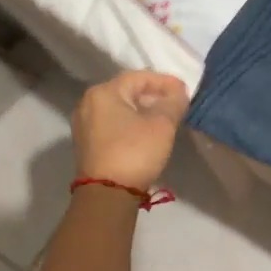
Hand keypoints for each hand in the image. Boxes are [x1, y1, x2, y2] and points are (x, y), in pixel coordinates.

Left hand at [71, 71, 189, 190]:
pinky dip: (131, 122)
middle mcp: (88, 103)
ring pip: (120, 108)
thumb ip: (173, 103)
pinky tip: (147, 131)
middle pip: (127, 91)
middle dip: (154, 95)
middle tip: (176, 103)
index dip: (164, 81)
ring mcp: (84, 123)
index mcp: (104, 92)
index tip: (185, 89)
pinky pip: (113, 122)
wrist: (108, 193)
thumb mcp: (162, 125)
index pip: (139, 77)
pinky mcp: (87, 142)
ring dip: (143, 109)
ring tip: (165, 117)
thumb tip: (178, 93)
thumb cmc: (135, 152)